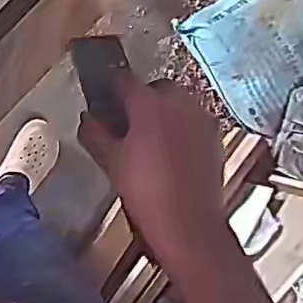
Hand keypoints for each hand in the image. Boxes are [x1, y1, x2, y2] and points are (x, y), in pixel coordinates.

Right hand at [76, 72, 233, 269]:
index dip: (109, 88)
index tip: (101, 99)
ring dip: (161, 112)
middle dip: (139, 99)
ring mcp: (202, 119)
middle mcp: (180, 103)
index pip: (123, 79)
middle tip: (123, 120)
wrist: (188, 223)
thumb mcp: (109, 161)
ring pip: (177, 103)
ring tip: (145, 136)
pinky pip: (192, 122)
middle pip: (155, 87)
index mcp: (149, 103)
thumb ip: (94, 133)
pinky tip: (167, 152)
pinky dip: (179, 128)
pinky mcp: (215, 138)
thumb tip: (88, 119)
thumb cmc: (146, 190)